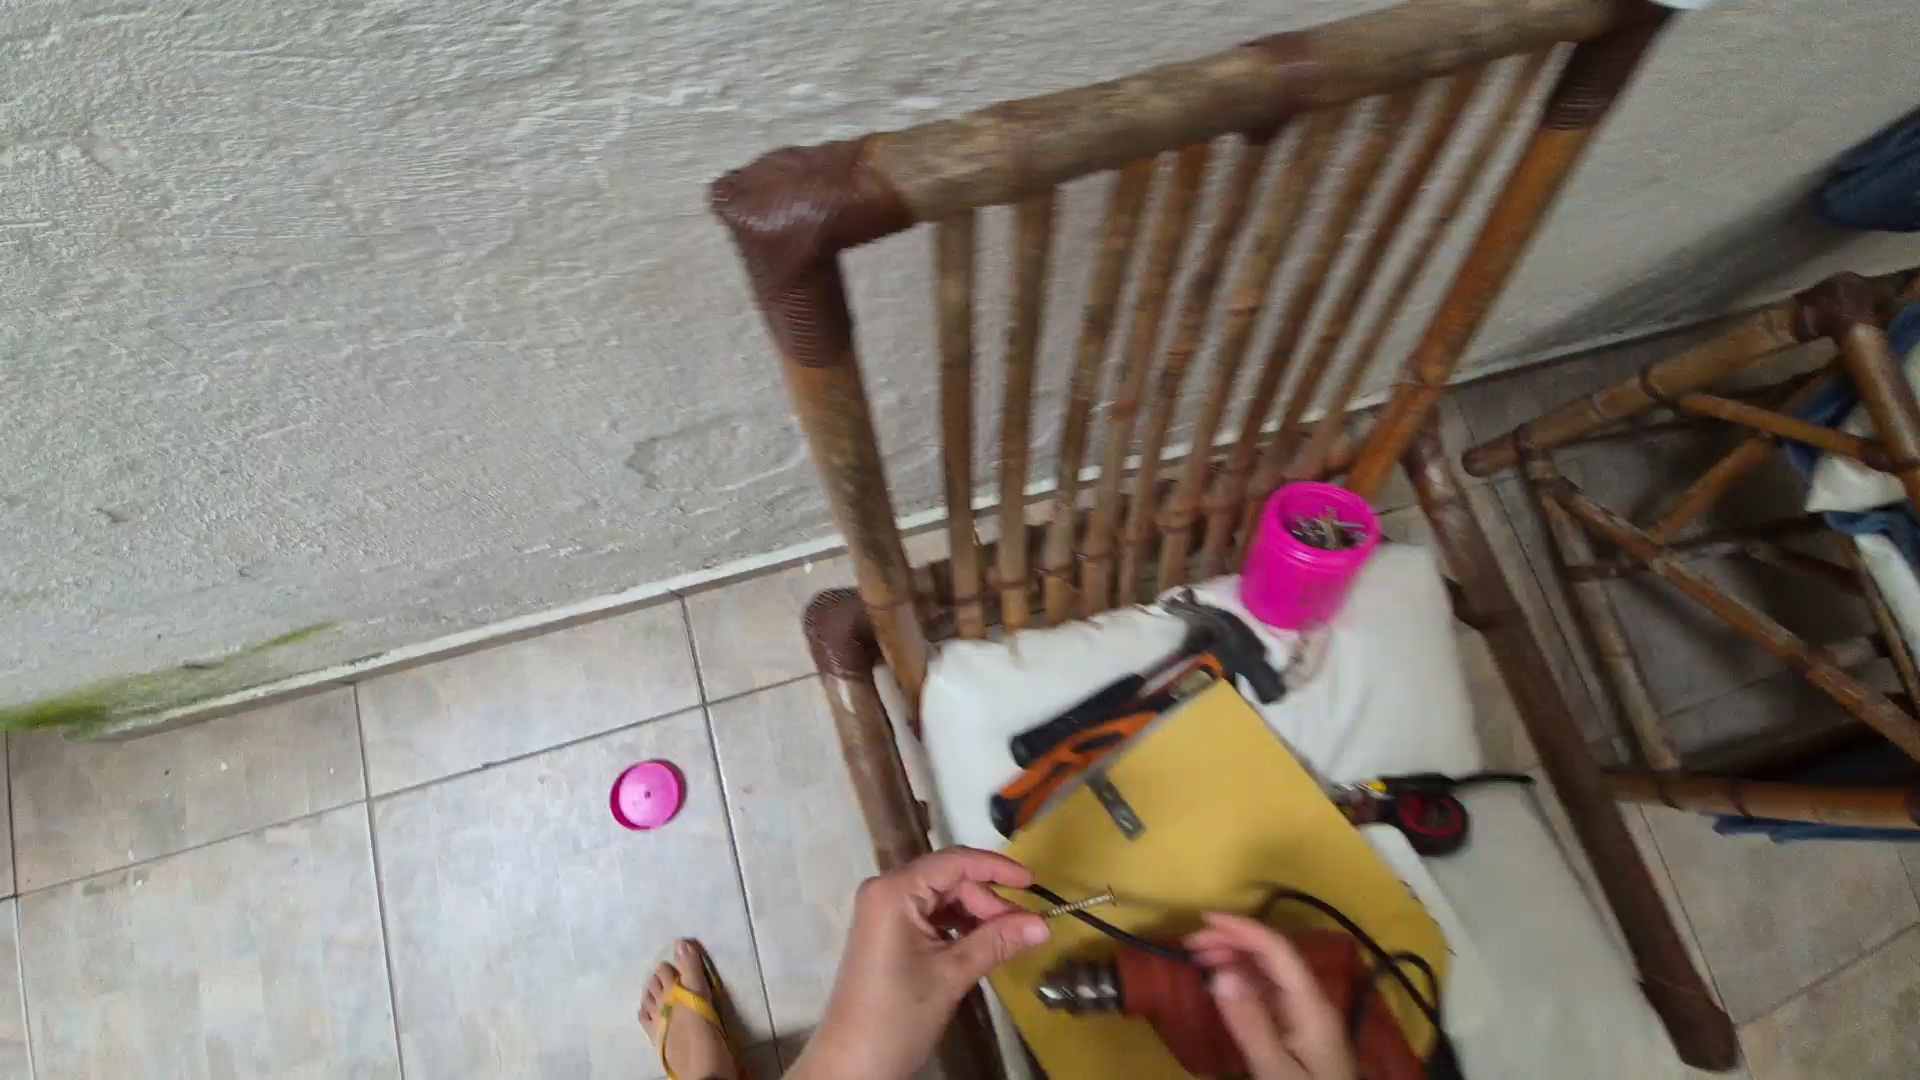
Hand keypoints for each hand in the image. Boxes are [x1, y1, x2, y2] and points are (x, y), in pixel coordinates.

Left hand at [790, 848, 1050, 1079]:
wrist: (850, 1068)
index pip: (955, 862)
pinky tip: (981, 942)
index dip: (997, 868)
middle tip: (1024, 927)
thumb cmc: (898, 1017)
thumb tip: (1042, 924)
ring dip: (975, 914)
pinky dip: (957, 925)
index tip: (1033, 882)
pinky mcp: (886, 929)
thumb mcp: (952, 975)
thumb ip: (997, 941)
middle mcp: (886, 888)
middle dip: (988, 900)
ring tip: (1008, 937)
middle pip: (949, 879)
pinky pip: (930, 913)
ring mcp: (884, 909)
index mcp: (895, 890)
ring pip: (942, 897)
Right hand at [1185, 913, 1357, 1079]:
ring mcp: (1306, 1016)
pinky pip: (1266, 991)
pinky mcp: (1298, 1031)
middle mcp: (1311, 1002)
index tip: (1204, 918)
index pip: (1277, 949)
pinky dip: (1240, 980)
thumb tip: (1220, 972)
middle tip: (1191, 944)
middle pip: (1271, 955)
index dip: (1242, 927)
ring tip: (1199, 958)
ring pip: (1267, 971)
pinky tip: (1220, 984)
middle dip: (1231, 940)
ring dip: (1233, 957)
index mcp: (1312, 1006)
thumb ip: (1250, 1024)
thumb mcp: (1275, 1072)